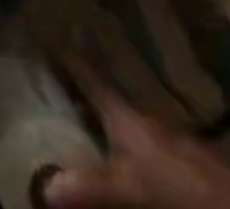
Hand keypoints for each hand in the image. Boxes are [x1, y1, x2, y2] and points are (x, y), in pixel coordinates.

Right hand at [41, 54, 229, 208]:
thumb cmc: (180, 190)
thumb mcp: (128, 189)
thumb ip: (88, 186)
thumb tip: (44, 186)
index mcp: (128, 117)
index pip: (93, 79)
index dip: (71, 61)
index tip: (50, 38)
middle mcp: (146, 121)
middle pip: (109, 97)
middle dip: (85, 89)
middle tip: (58, 83)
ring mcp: (168, 142)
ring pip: (127, 121)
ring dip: (106, 117)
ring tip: (84, 119)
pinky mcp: (184, 164)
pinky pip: (142, 144)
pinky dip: (124, 143)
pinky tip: (122, 158)